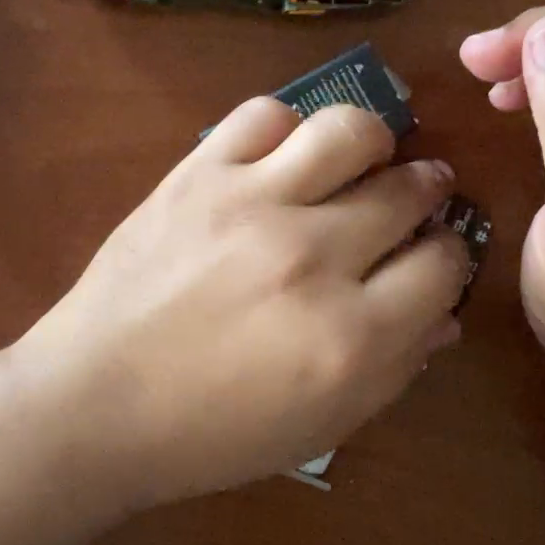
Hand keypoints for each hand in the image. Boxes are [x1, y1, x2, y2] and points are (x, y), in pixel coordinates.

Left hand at [4, 99, 468, 508]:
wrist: (96, 398)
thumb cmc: (211, 430)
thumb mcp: (319, 424)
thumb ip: (394, 366)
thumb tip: (444, 310)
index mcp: (351, 337)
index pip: (442, 265)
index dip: (448, 254)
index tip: (434, 251)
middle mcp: (312, 257)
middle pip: (406, 192)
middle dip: (425, 191)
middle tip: (416, 192)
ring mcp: (251, 204)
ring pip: (348, 131)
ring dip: (373, 140)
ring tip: (365, 156)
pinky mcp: (198, 174)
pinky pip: (264, 114)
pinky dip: (286, 126)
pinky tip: (285, 153)